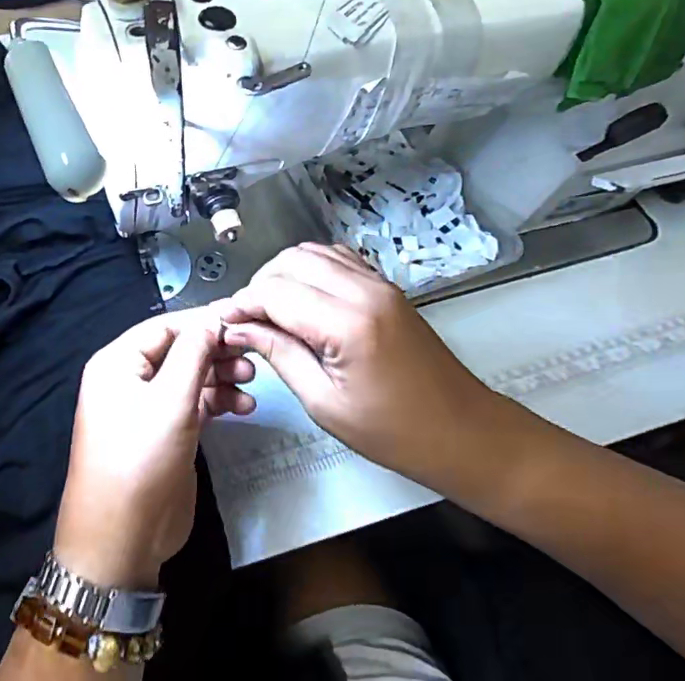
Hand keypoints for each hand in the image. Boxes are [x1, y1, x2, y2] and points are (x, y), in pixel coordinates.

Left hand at [53, 308, 255, 588]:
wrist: (121, 543)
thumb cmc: (140, 463)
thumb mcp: (170, 401)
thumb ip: (194, 353)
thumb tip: (212, 319)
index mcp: (117, 364)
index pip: (166, 326)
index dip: (204, 322)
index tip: (243, 320)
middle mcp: (131, 379)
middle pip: (182, 349)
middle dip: (217, 351)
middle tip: (252, 355)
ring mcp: (149, 407)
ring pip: (193, 375)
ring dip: (223, 376)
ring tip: (252, 382)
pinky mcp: (167, 431)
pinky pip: (197, 402)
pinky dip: (221, 400)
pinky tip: (245, 407)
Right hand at [218, 244, 515, 492]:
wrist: (459, 428)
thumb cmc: (395, 431)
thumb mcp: (325, 403)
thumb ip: (280, 355)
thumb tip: (242, 328)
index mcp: (350, 322)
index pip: (277, 291)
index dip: (243, 303)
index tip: (225, 322)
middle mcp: (366, 290)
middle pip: (293, 261)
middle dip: (260, 284)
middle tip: (246, 320)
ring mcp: (380, 283)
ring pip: (315, 252)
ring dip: (285, 274)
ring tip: (270, 312)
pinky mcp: (387, 286)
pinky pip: (340, 259)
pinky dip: (313, 270)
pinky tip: (303, 300)